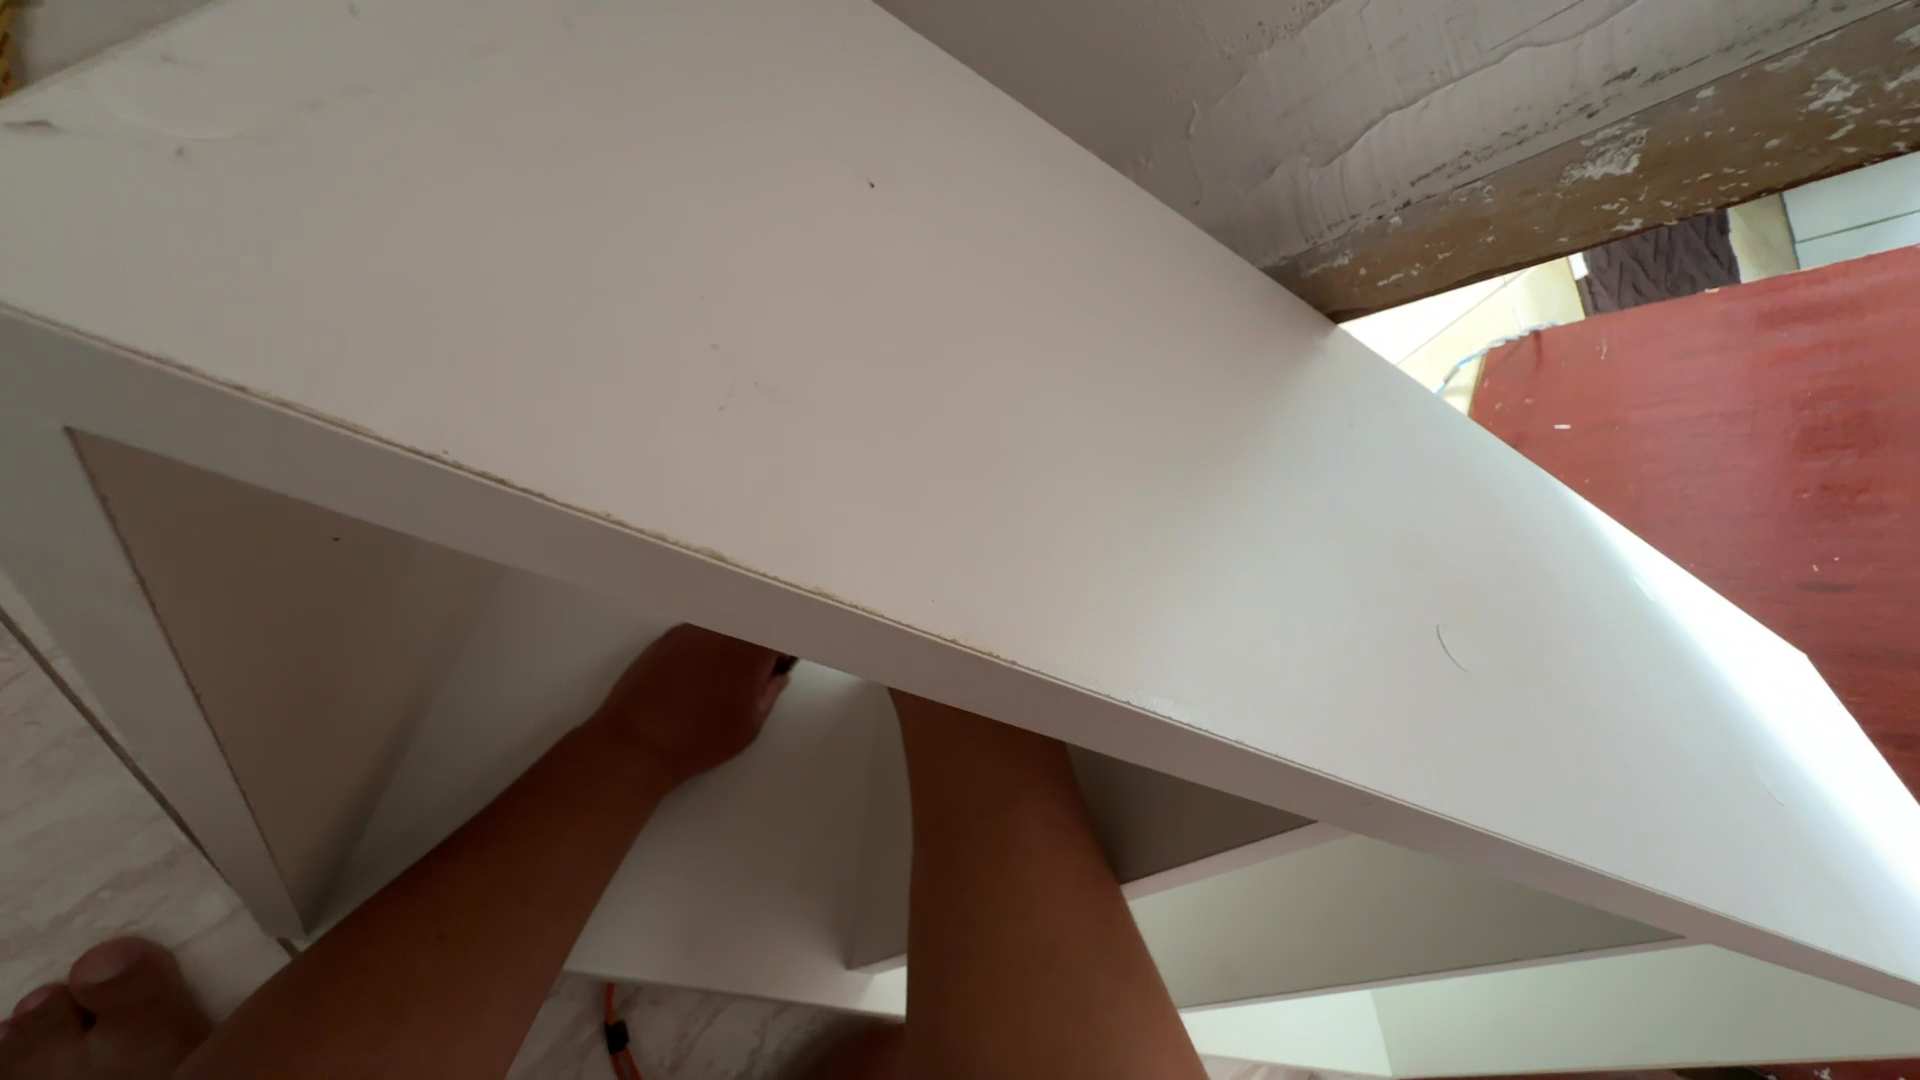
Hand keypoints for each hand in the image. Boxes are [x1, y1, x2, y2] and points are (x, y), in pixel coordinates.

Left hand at [587, 624, 791, 787]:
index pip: (780, 632)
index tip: (780, 667)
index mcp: (750, 647)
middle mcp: (722, 629)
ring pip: (723, 626)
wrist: (637, 743)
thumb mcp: (751, 724)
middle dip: (759, 642)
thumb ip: (770, 692)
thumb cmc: (702, 738)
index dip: (784, 649)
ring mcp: (690, 630)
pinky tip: (696, 674)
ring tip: (722, 675)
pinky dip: (706, 646)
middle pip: (751, 623)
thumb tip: (776, 676)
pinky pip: (698, 633)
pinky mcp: (665, 638)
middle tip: (755, 671)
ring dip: (731, 642)